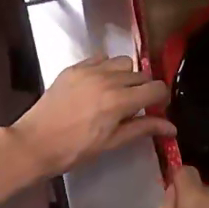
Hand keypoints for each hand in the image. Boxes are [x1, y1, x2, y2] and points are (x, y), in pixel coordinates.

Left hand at [8, 56, 173, 177]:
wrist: (35, 142)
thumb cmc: (75, 149)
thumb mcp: (112, 142)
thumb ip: (143, 128)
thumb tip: (172, 128)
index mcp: (119, 101)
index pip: (156, 88)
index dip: (162, 98)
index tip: (157, 107)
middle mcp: (108, 79)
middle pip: (141, 74)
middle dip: (144, 88)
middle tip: (136, 105)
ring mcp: (89, 70)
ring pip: (123, 62)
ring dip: (127, 75)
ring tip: (117, 92)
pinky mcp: (74, 67)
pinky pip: (101, 58)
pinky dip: (106, 67)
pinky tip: (99, 84)